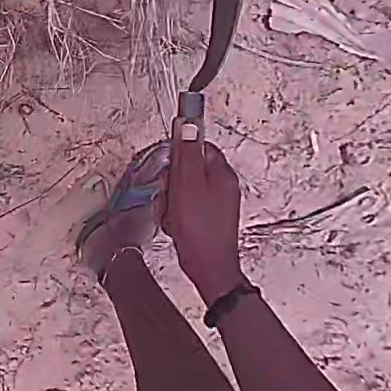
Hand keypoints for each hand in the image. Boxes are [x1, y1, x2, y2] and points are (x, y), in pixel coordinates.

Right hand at [159, 120, 242, 300]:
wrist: (208, 266)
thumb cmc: (199, 227)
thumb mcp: (188, 183)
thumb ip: (187, 153)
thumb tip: (188, 124)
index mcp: (221, 172)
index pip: (198, 146)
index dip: (179, 154)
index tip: (169, 166)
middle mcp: (222, 185)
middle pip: (188, 167)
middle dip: (172, 181)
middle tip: (169, 195)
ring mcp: (215, 203)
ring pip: (183, 188)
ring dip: (170, 199)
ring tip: (171, 214)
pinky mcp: (207, 218)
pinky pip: (184, 206)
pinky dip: (175, 214)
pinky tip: (174, 224)